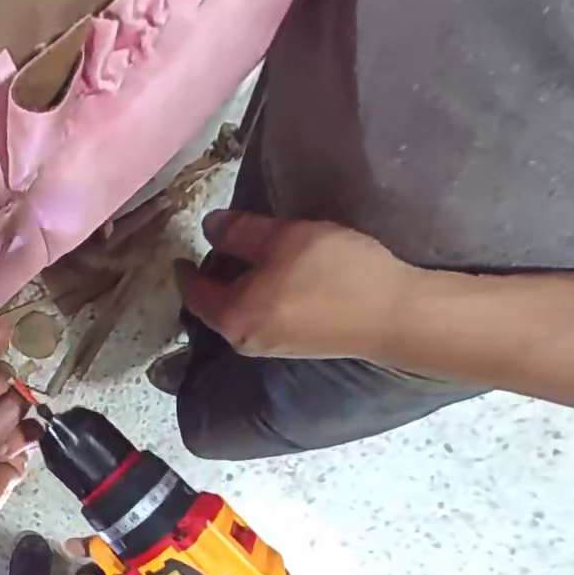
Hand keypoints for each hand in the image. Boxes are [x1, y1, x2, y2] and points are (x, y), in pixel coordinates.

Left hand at [177, 210, 436, 359]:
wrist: (394, 317)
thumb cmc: (335, 273)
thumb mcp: (284, 239)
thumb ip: (240, 232)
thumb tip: (209, 226)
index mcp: (232, 316)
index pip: (194, 294)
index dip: (184, 274)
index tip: (179, 259)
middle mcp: (242, 339)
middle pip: (214, 308)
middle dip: (209, 281)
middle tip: (214, 252)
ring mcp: (268, 348)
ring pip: (236, 315)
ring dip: (232, 290)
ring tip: (242, 261)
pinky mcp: (293, 347)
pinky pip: (257, 321)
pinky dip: (251, 300)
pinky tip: (269, 281)